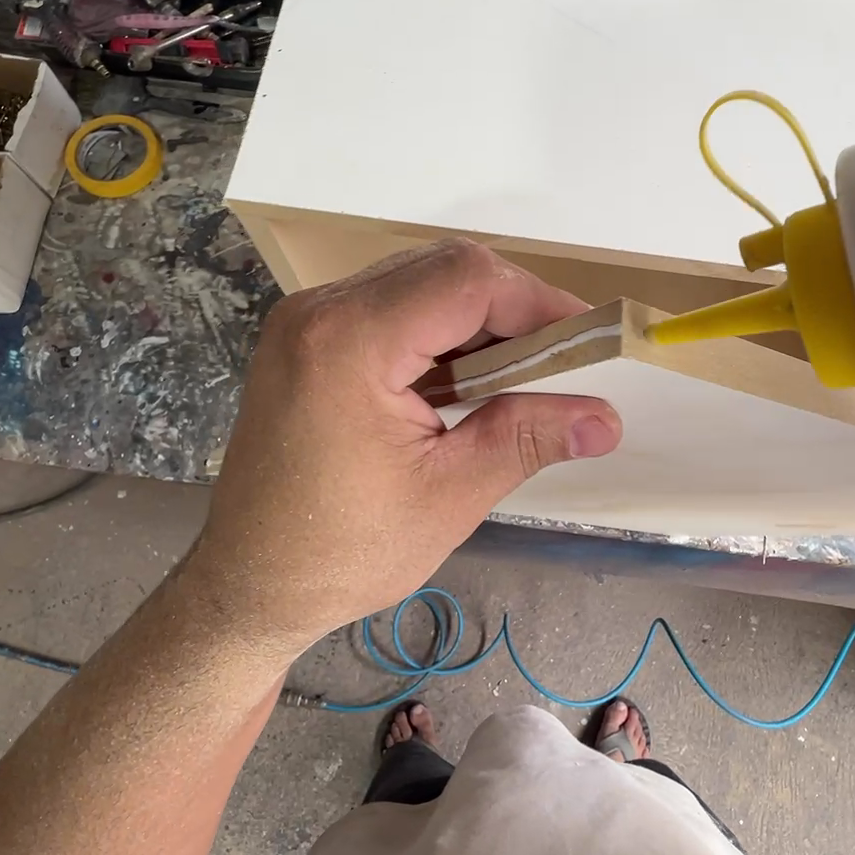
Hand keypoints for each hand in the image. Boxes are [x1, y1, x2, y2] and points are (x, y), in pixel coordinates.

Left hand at [184, 239, 622, 653]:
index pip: (465, 279)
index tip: (587, 344)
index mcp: (348, 340)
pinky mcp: (307, 338)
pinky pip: (391, 307)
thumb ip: (527, 437)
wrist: (246, 585)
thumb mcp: (448, 496)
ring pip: (420, 283)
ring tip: (517, 378)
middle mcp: (321, 309)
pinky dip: (439, 334)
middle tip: (557, 365)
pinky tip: (462, 381)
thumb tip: (608, 418)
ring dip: (477, 321)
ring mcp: (307, 319)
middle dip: (512, 310)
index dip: (538, 302)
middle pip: (444, 269)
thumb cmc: (343, 552)